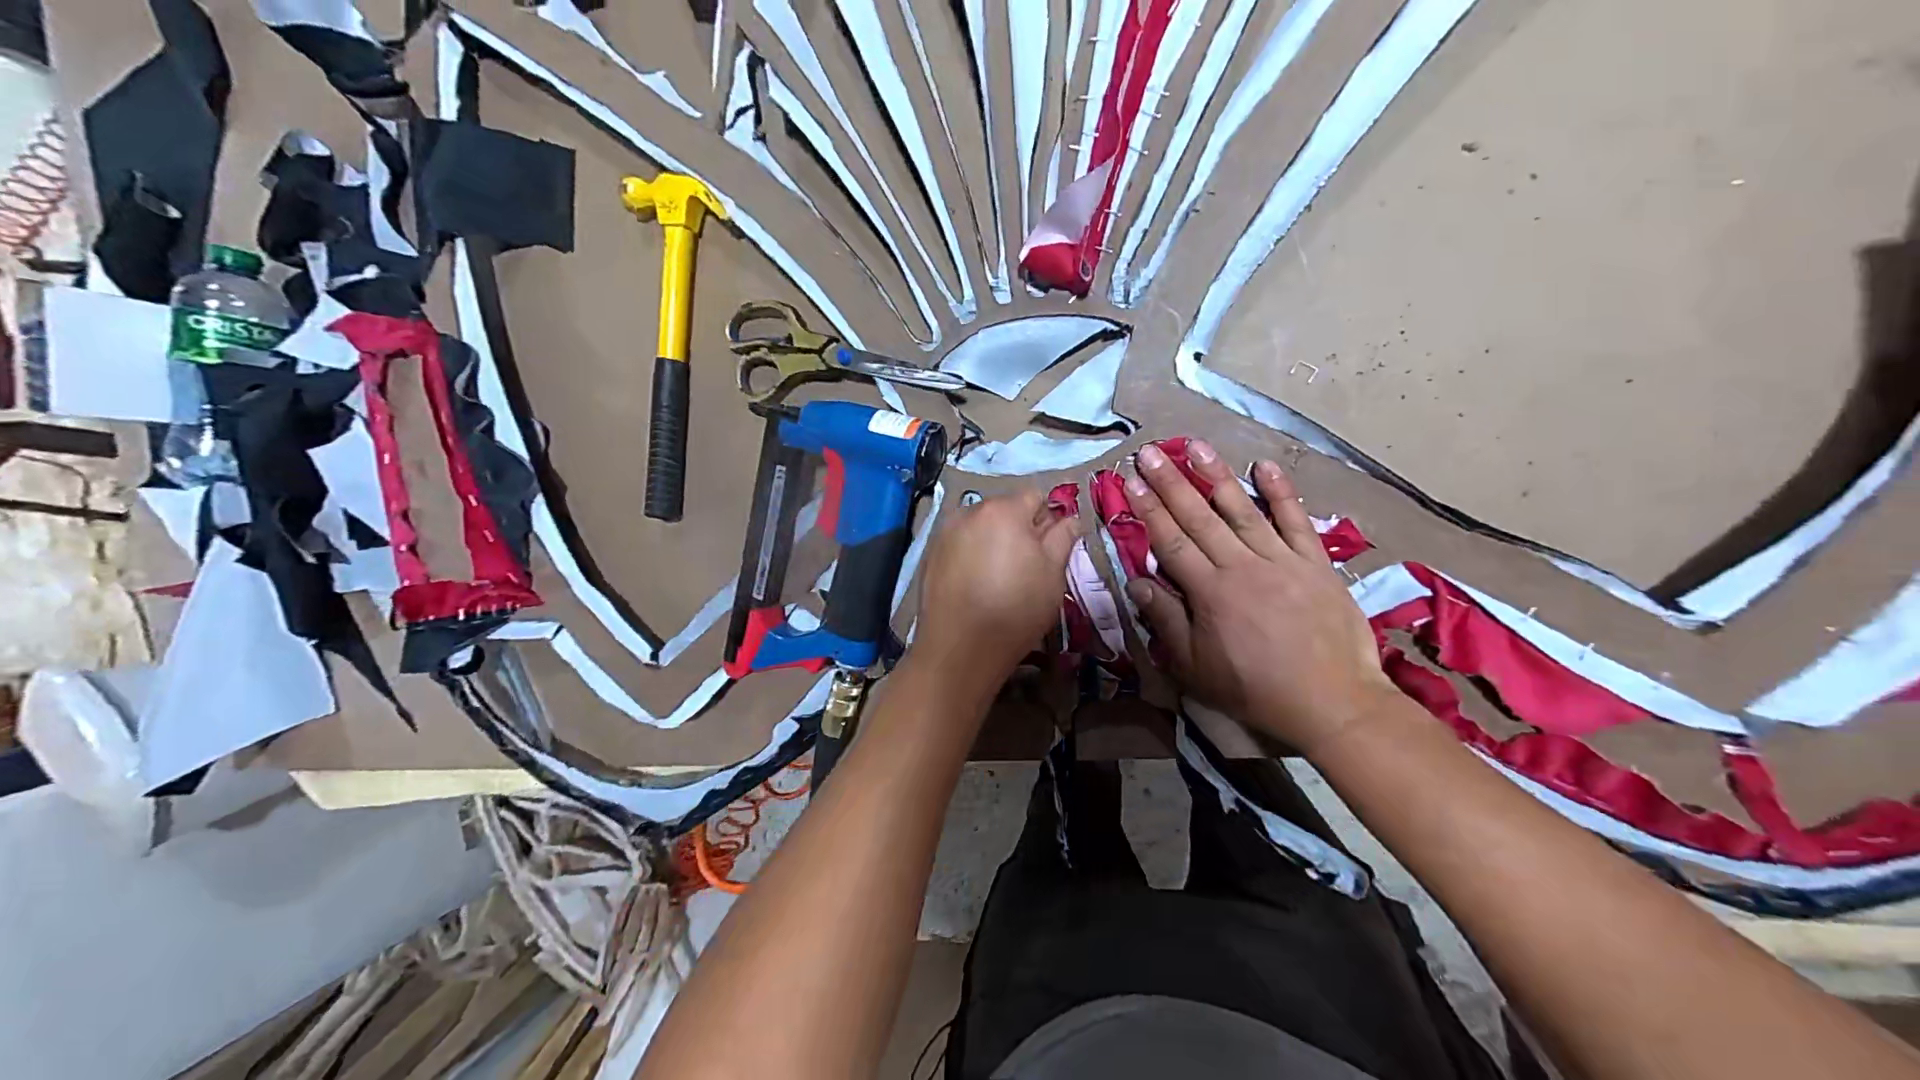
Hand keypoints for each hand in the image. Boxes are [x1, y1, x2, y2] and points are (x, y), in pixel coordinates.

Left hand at [913, 489, 1077, 676]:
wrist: (960, 647)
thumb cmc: (1016, 608)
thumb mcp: (1052, 574)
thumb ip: (1063, 538)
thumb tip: (1069, 518)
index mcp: (1004, 510)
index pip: (1036, 496)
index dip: (1048, 519)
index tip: (1051, 548)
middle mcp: (970, 511)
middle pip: (1004, 509)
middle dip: (1019, 529)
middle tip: (1027, 567)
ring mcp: (945, 533)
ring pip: (980, 527)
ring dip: (993, 541)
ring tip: (999, 578)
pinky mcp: (930, 555)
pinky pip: (960, 544)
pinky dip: (971, 555)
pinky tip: (976, 585)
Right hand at [1121, 441, 1396, 755]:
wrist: (1333, 702)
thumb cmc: (1256, 690)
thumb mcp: (1196, 667)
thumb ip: (1167, 621)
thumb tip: (1138, 583)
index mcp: (1210, 592)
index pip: (1171, 542)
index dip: (1148, 510)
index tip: (1130, 482)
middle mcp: (1242, 566)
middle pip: (1200, 517)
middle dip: (1171, 482)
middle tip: (1150, 452)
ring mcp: (1282, 560)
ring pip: (1243, 510)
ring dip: (1216, 476)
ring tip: (1196, 445)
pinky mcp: (1315, 564)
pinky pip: (1296, 521)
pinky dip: (1282, 493)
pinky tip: (1265, 467)